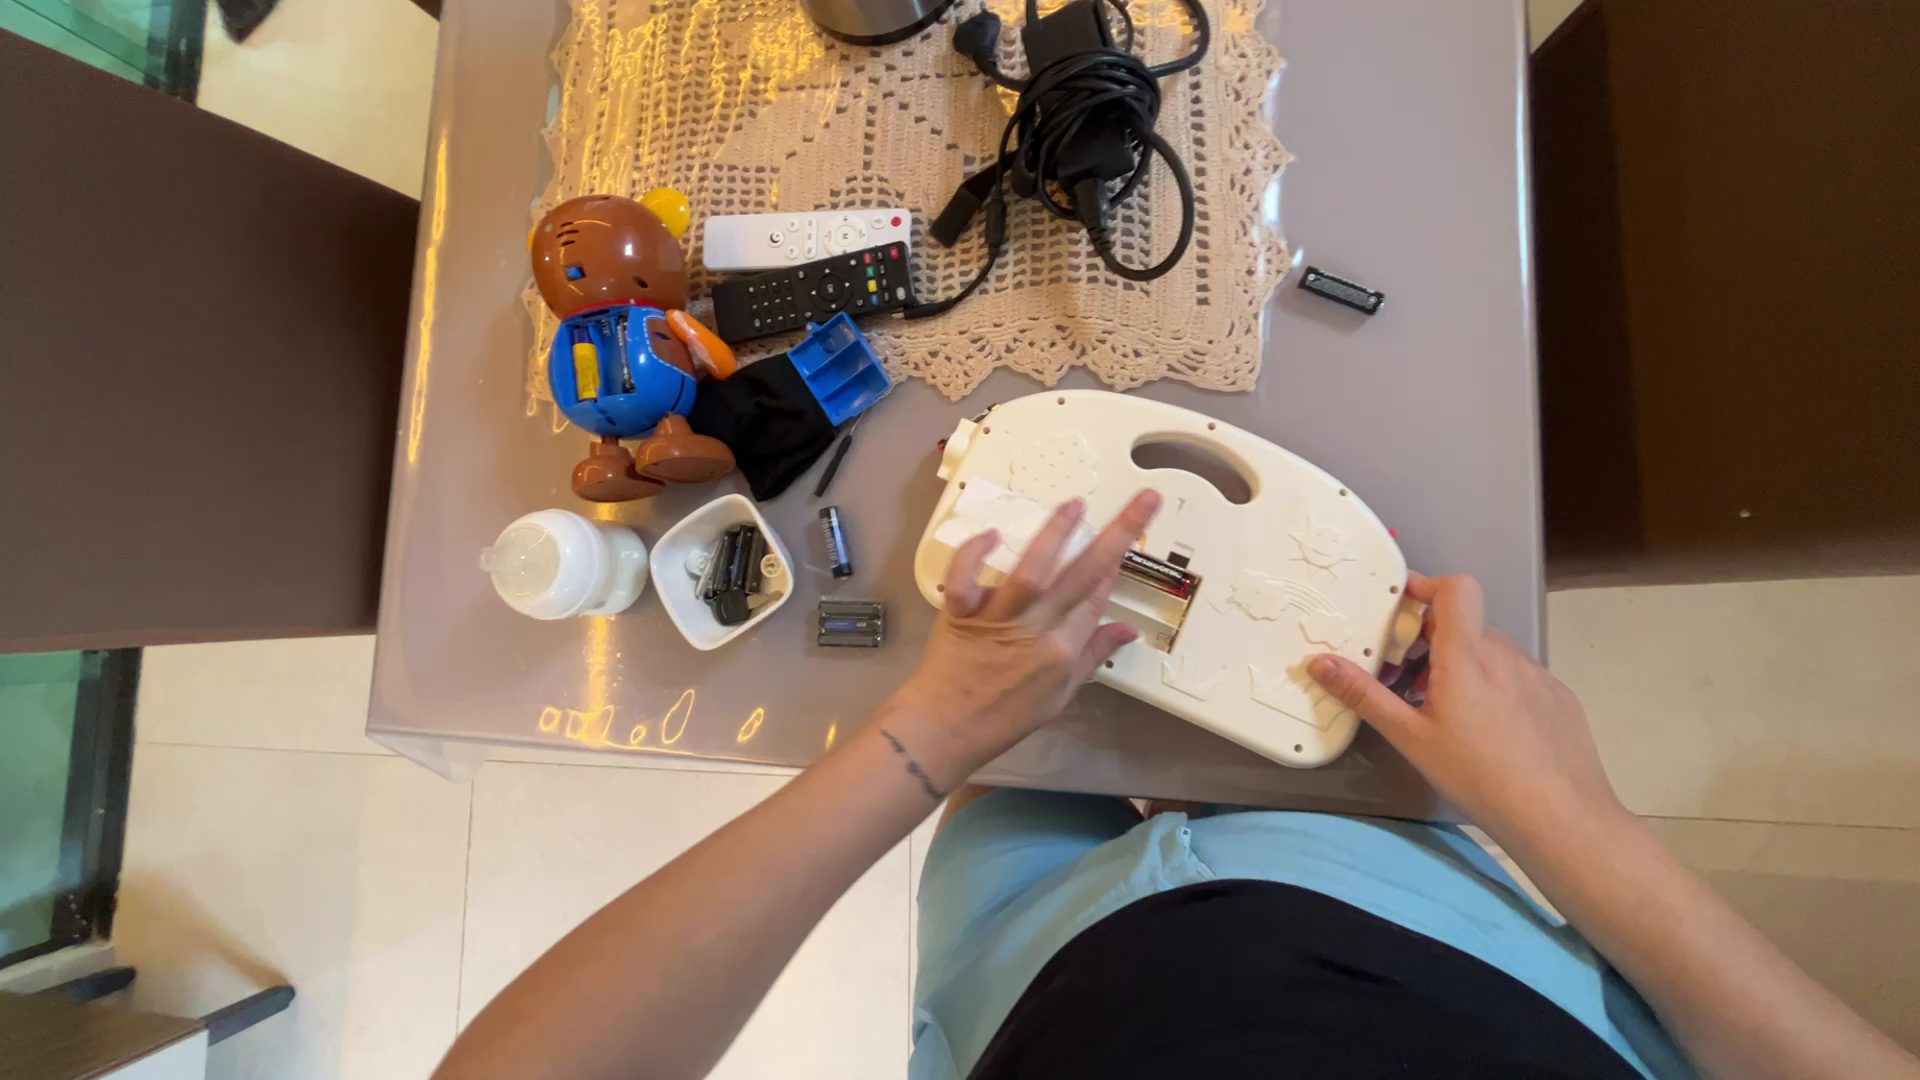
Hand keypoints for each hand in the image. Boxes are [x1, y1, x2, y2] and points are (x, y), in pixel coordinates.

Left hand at [887, 490, 1161, 782]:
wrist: (946, 729)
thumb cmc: (1004, 716)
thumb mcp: (1059, 696)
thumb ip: (1093, 657)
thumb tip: (1128, 630)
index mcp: (1064, 652)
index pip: (1097, 596)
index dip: (1115, 563)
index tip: (1128, 532)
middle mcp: (1037, 631)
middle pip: (1083, 577)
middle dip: (1117, 535)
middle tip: (1142, 502)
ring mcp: (999, 620)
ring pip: (1031, 572)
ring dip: (1055, 536)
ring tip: (1075, 505)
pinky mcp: (961, 614)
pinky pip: (965, 581)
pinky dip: (974, 556)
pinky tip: (990, 535)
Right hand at [1308, 572, 1627, 848]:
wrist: (1565, 821)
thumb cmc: (1479, 775)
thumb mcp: (1409, 736)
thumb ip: (1363, 694)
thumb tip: (1319, 662)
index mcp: (1467, 656)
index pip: (1455, 589)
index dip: (1426, 585)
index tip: (1397, 604)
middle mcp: (1505, 655)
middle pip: (1463, 623)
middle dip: (1428, 638)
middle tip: (1402, 675)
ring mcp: (1537, 676)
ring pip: (1488, 650)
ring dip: (1457, 662)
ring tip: (1439, 706)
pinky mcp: (1558, 699)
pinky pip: (1515, 675)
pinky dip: (1490, 684)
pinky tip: (1485, 728)